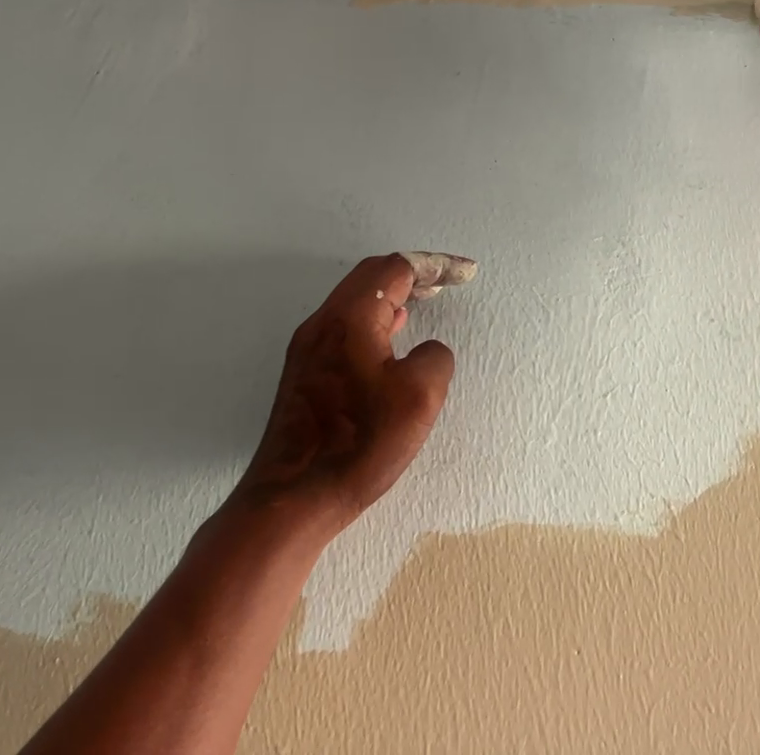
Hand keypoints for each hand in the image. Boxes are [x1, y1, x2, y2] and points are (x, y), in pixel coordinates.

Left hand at [229, 254, 457, 531]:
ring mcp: (308, 349)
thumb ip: (435, 357)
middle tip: (444, 282)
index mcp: (350, 318)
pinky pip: (345, 326)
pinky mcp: (304, 374)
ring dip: (390, 294)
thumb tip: (426, 352)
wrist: (294, 495)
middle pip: (370, 276)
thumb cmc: (359, 443)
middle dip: (411, 272)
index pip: (396, 268)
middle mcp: (323, 324)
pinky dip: (374, 318)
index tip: (465, 274)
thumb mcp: (420, 396)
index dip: (436, 265)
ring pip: (354, 301)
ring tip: (422, 301)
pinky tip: (389, 338)